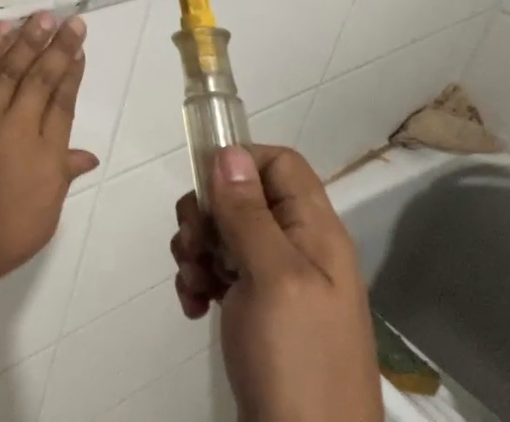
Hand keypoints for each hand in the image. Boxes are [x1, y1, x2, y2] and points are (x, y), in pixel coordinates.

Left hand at [0, 14, 99, 300]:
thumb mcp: (42, 218)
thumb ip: (61, 178)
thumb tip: (86, 155)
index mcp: (46, 158)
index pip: (63, 105)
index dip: (72, 74)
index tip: (79, 49)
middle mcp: (18, 129)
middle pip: (42, 80)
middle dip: (58, 48)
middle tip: (71, 22)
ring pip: (10, 70)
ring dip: (28, 40)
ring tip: (43, 17)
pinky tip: (2, 31)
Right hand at [170, 145, 380, 421]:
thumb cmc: (295, 358)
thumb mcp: (273, 278)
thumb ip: (249, 213)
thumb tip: (229, 151)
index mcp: (315, 232)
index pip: (279, 163)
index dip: (238, 164)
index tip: (205, 190)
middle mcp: (300, 249)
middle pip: (242, 197)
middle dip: (205, 214)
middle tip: (195, 246)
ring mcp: (280, 282)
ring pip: (224, 234)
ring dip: (197, 250)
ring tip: (193, 284)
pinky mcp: (260, 311)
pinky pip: (220, 273)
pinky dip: (199, 281)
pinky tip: (194, 306)